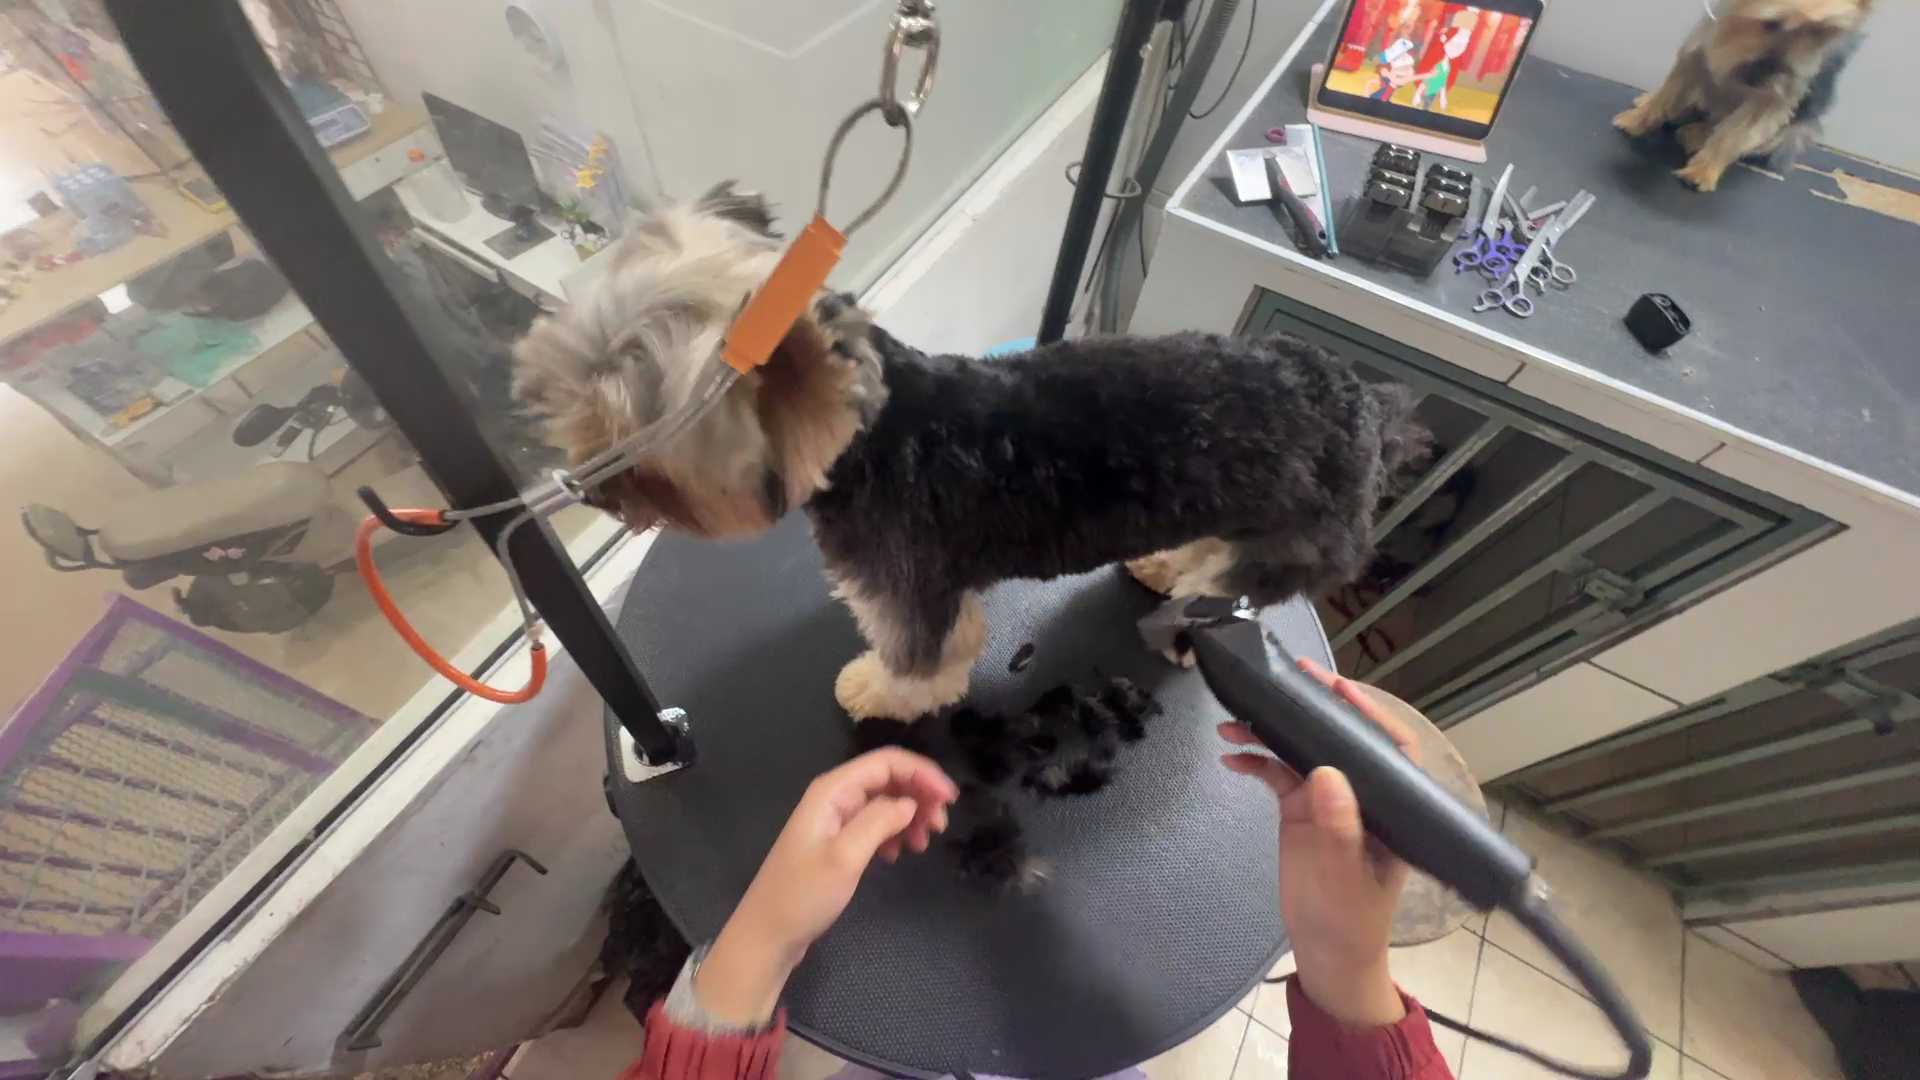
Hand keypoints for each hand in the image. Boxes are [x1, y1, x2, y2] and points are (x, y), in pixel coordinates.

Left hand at [695, 747, 957, 1025]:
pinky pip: (877, 823)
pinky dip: (896, 832)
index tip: (950, 798)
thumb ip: (880, 821)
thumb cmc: (802, 895)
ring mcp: (837, 818)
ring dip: (911, 815)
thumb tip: (911, 802)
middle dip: (920, 794)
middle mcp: (836, 795)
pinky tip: (901, 853)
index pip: (887, 761)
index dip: (923, 772)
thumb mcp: (845, 857)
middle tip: (941, 826)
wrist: (766, 937)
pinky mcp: (840, 840)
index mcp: (833, 789)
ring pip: (886, 801)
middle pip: (889, 778)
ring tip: (924, 843)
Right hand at [1218, 658, 1420, 1028]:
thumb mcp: (1345, 878)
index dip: (1368, 714)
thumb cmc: (1349, 920)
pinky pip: (1274, 771)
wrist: (1324, 951)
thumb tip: (1325, 772)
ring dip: (1267, 734)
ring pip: (1298, 750)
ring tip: (1232, 724)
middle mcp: (1360, 793)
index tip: (1337, 687)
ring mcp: (1326, 798)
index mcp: (1389, 807)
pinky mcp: (1298, 807)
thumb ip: (1339, 828)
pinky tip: (1230, 757)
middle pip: (1338, 738)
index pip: (1390, 749)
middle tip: (1283, 678)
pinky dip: (1253, 760)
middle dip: (1311, 708)